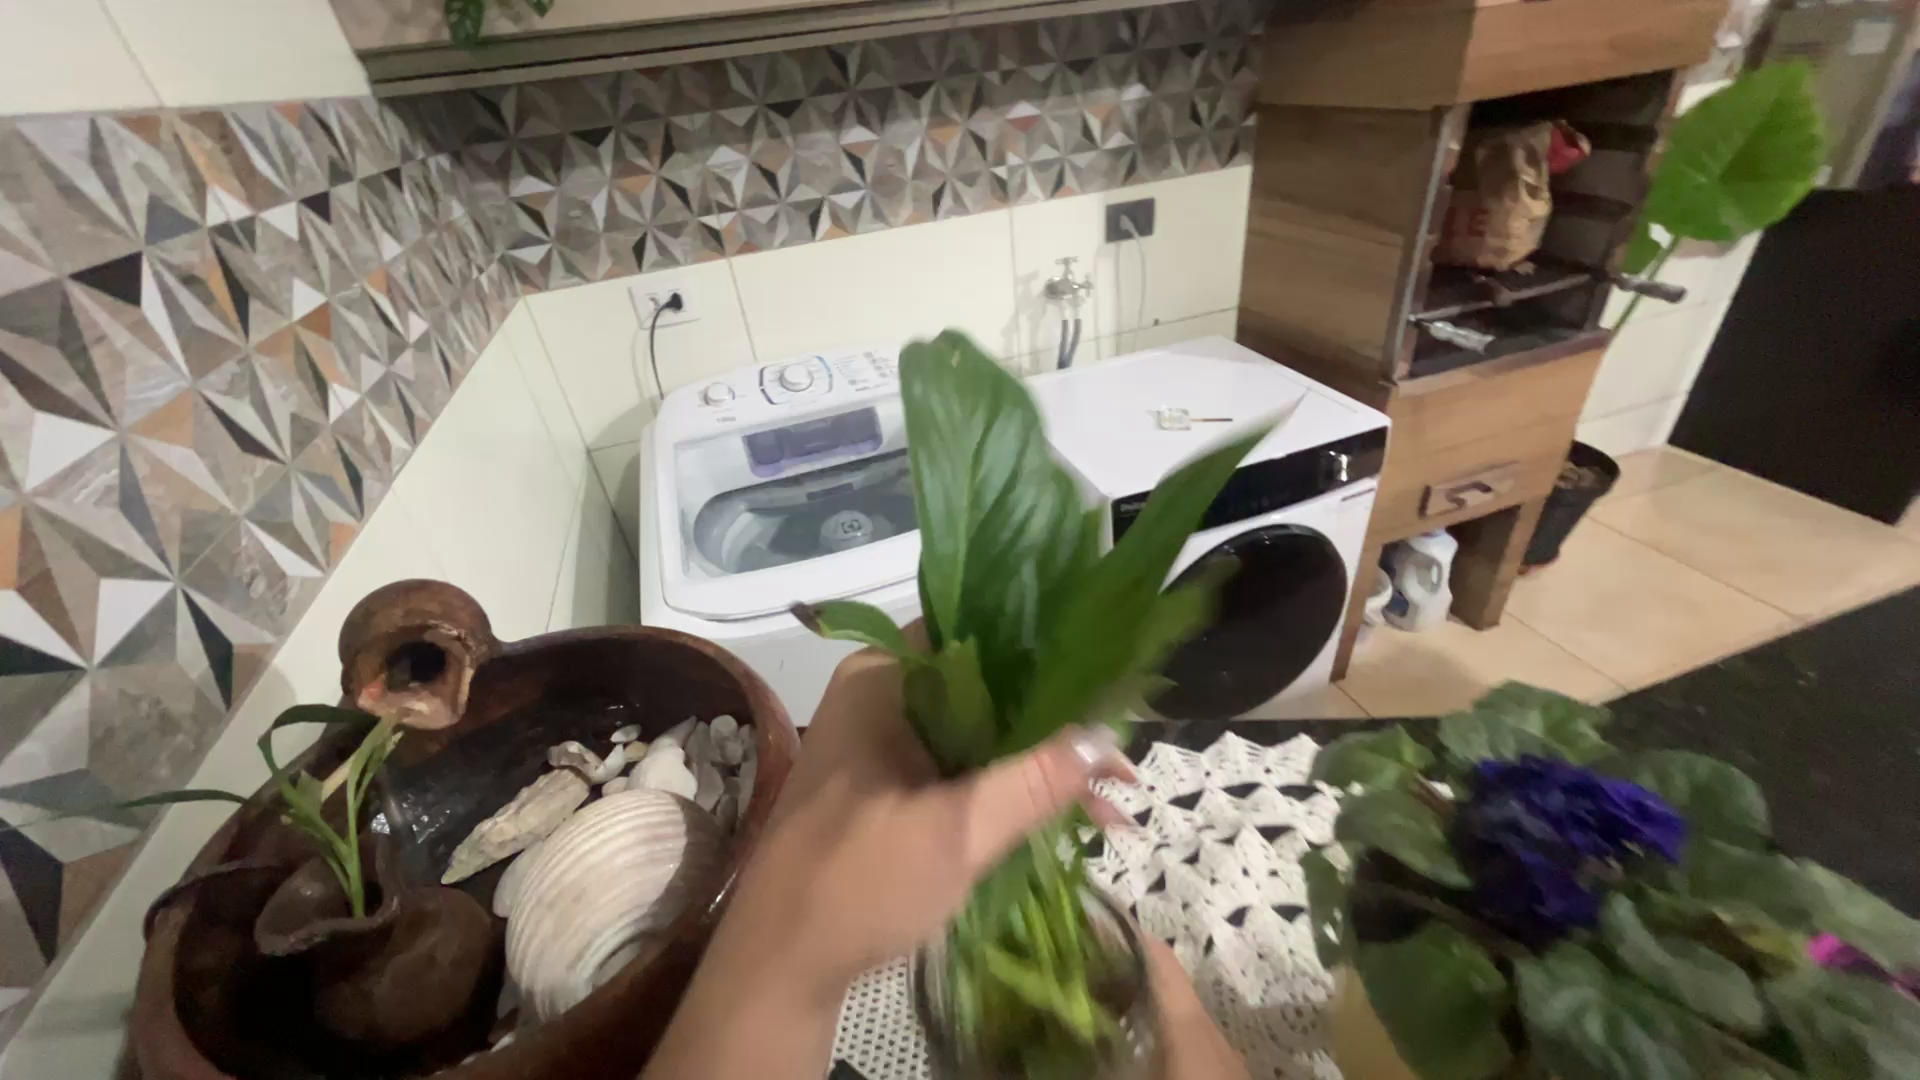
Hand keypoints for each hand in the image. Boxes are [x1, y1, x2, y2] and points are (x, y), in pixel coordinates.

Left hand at [725, 641, 1132, 997]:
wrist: (781, 965)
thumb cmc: (858, 884)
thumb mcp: (957, 830)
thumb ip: (1035, 780)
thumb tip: (1107, 735)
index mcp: (883, 679)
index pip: (973, 631)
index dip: (1041, 650)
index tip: (1102, 677)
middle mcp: (883, 694)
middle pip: (985, 686)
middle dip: (1055, 722)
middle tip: (1120, 751)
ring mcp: (886, 738)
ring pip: (980, 730)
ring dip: (1038, 760)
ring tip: (1111, 796)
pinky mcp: (893, 780)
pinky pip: (963, 763)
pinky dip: (1009, 784)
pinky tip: (1065, 816)